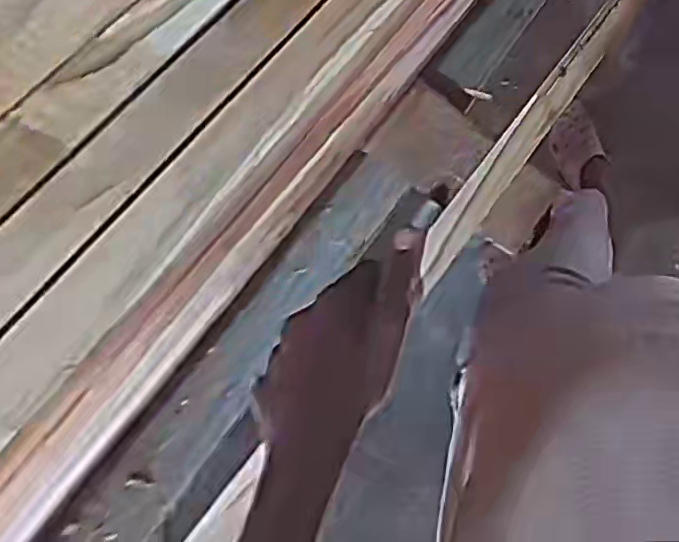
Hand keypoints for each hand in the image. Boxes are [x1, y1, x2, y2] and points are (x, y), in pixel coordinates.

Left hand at [255, 229, 423, 446]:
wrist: (310, 446)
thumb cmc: (359, 384)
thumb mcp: (391, 329)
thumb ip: (400, 280)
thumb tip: (409, 233)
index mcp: (337, 298)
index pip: (369, 271)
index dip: (386, 288)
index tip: (396, 310)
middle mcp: (305, 314)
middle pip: (340, 300)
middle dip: (358, 314)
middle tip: (377, 343)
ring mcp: (282, 348)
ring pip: (316, 331)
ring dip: (333, 341)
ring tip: (351, 371)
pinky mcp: (269, 378)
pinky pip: (295, 363)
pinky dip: (309, 369)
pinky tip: (324, 389)